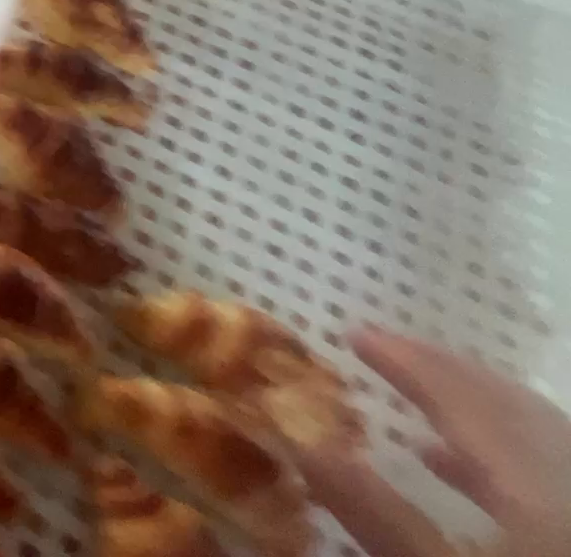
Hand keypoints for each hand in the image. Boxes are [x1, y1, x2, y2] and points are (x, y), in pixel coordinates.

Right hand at [296, 327, 570, 555]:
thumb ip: (375, 512)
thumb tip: (298, 438)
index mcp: (541, 489)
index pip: (467, 402)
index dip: (410, 363)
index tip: (354, 332)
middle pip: (516, 411)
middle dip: (448, 374)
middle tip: (388, 348)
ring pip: (541, 441)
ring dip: (474, 414)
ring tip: (414, 406)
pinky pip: (551, 478)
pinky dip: (498, 460)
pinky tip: (453, 470)